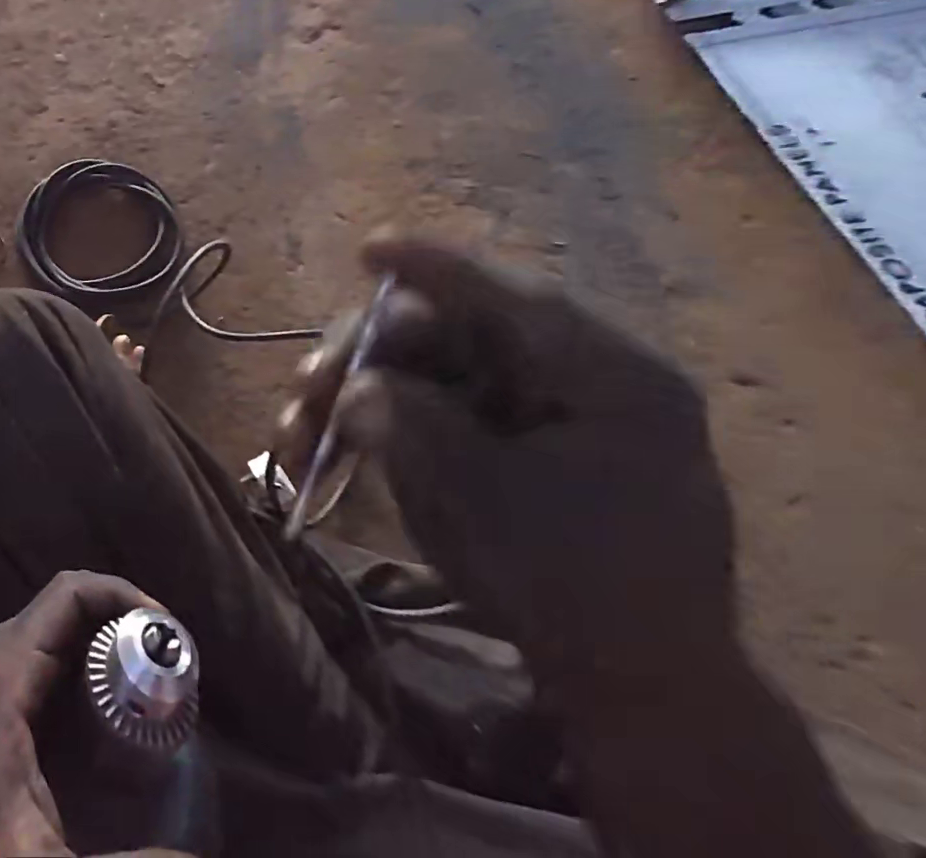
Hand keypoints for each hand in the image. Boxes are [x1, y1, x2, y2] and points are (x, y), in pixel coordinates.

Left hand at [0, 571, 157, 857]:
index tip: (167, 632)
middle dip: (123, 619)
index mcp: (5, 677)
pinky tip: (121, 704)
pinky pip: (52, 658)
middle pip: (69, 606)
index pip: (68, 595)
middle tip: (172, 658)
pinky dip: (91, 662)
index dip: (121, 596)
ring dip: (108, 639)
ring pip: (60, 630)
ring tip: (156, 676)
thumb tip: (201, 855)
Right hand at [281, 232, 736, 691]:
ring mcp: (531, 407)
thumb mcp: (490, 508)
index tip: (369, 248)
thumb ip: (419, 434)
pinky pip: (427, 407)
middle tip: (307, 387)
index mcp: (605, 376)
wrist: (628, 676)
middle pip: (451, 331)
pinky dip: (374, 424)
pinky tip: (325, 453)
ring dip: (356, 393)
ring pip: (426, 369)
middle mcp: (567, 376)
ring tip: (297, 437)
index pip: (513, 298)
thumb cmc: (576, 590)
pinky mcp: (499, 436)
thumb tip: (350, 388)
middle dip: (367, 353)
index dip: (435, 267)